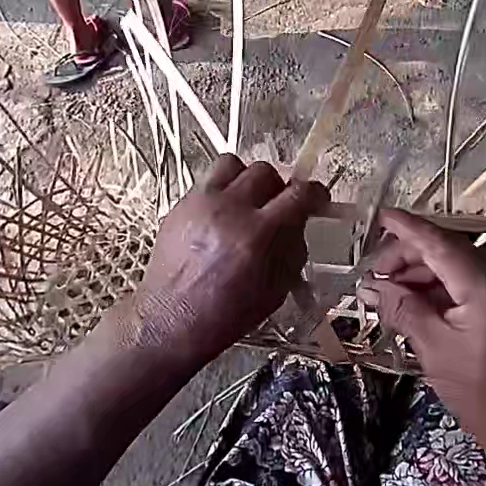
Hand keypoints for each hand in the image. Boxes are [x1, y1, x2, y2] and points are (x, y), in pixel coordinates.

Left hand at [130, 156, 328, 366]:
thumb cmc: (224, 315)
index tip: (317, 198)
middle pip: (266, 171)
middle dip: (279, 186)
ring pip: (233, 164)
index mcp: (258, 235)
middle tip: (279, 205)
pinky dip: (222, 191)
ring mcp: (200, 204)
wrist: (168, 322)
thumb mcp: (275, 291)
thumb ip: (292, 251)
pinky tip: (222, 215)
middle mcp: (229, 211)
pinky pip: (208, 181)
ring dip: (247, 179)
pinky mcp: (180, 205)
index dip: (315, 193)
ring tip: (248, 201)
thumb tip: (299, 224)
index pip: (298, 194)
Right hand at [360, 209, 485, 479]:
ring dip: (423, 273)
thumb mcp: (434, 349)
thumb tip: (372, 286)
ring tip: (390, 291)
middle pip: (449, 251)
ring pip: (458, 268)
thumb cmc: (481, 394)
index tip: (380, 216)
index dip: (407, 228)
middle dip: (409, 256)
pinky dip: (441, 289)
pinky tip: (416, 303)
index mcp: (485, 286)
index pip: (439, 243)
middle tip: (376, 273)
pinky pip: (469, 286)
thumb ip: (404, 309)